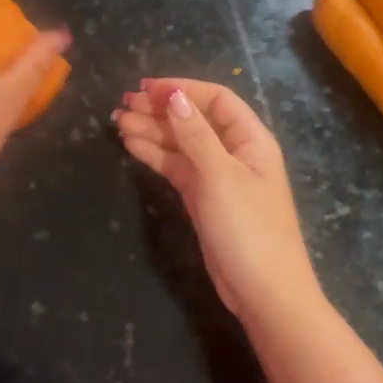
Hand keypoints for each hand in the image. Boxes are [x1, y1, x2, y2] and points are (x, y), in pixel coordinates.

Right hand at [113, 79, 320, 317]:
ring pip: (181, 143)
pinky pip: (176, 167)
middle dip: (160, 109)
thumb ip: (195, 134)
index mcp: (250, 139)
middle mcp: (234, 152)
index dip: (181, 89)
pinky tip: (131, 145)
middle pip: (194, 119)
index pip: (215, 99)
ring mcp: (218, 177)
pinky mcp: (203, 199)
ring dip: (152, 131)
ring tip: (118, 123)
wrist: (264, 294)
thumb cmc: (248, 228)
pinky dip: (155, 155)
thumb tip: (173, 95)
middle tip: (123, 105)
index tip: (145, 89)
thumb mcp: (220, 175)